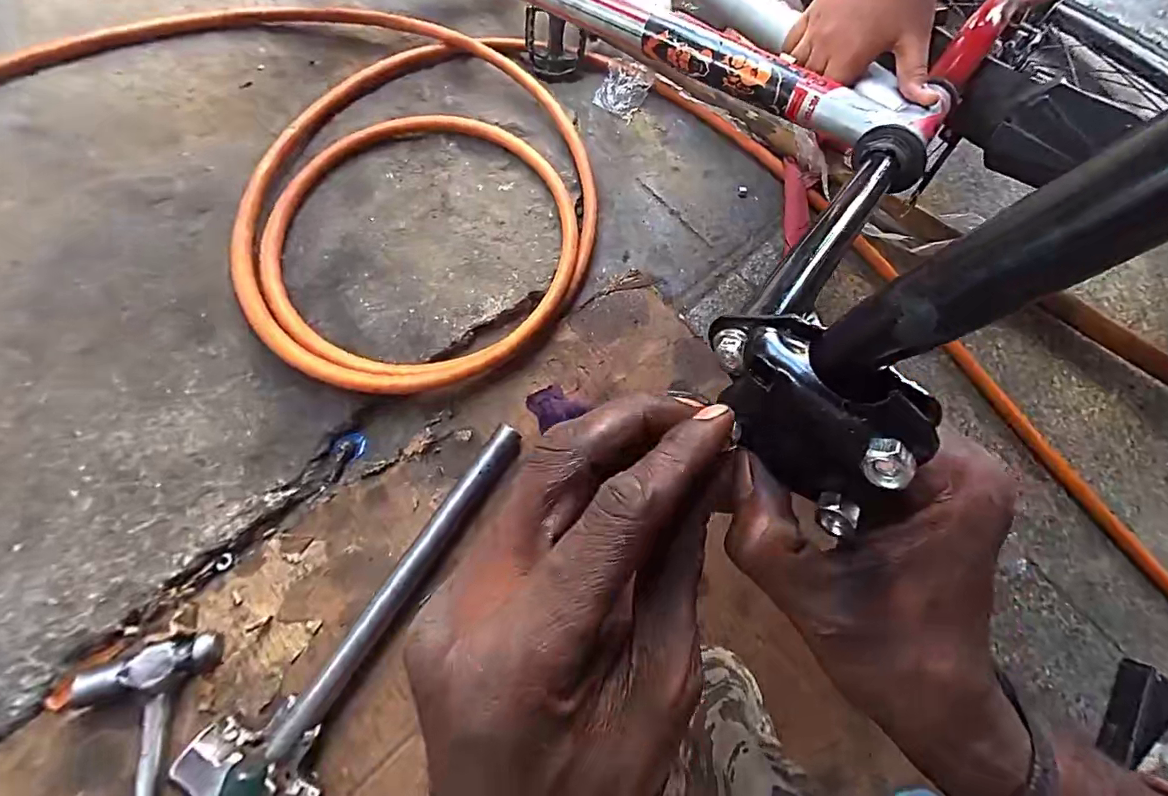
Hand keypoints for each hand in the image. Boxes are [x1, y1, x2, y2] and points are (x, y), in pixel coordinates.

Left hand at [406, 397, 735, 795]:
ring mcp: (449, 589)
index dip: (672, 455)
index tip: (718, 421)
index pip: (610, 514)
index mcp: (527, 649)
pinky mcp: (452, 583)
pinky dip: (583, 472)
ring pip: (532, 472)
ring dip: (606, 436)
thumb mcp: (661, 691)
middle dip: (628, 420)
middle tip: (689, 410)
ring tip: (667, 427)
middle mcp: (469, 602)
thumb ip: (677, 573)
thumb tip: (705, 476)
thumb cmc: (598, 792)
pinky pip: (525, 503)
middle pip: (551, 465)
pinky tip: (626, 466)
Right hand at [725, 439, 1030, 795]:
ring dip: (833, 456)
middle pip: (872, 420)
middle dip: (820, 441)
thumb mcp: (810, 598)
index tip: (765, 439)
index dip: (810, 426)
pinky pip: (886, 456)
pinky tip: (823, 494)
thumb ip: (761, 531)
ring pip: (875, 435)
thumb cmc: (891, 659)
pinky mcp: (951, 487)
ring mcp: (966, 473)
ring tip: (793, 480)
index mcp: (959, 478)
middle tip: (771, 461)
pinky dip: (851, 472)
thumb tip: (737, 459)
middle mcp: (973, 462)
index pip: (868, 419)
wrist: (940, 706)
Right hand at [784, 0, 954, 104]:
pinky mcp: (813, 8)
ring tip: (808, 92)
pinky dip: (792, 54)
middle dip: (813, 100)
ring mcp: (816, 24)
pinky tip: (799, 61)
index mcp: (849, 54)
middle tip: (820, 113)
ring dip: (801, 79)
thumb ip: (914, 76)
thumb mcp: (915, 39)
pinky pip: (792, 39)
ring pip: (795, 63)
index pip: (827, 96)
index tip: (829, 128)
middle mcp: (826, 41)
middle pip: (808, 82)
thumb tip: (926, 102)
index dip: (827, 115)